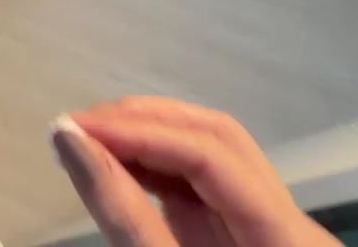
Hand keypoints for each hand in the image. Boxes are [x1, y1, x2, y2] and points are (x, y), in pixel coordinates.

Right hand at [52, 97, 338, 246]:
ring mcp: (264, 224)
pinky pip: (190, 179)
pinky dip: (144, 165)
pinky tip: (110, 165)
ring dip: (138, 138)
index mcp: (293, 237)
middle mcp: (289, 221)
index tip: (72, 128)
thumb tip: (65, 135)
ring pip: (200, 150)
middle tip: (77, 128)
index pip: (210, 150)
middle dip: (139, 122)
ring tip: (84, 141)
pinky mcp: (236, 231)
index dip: (138, 131)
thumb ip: (122, 210)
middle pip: (213, 136)